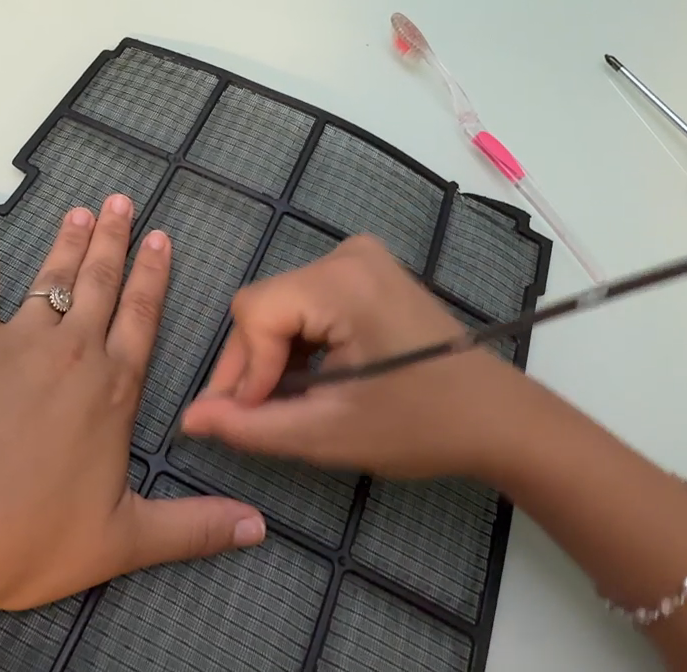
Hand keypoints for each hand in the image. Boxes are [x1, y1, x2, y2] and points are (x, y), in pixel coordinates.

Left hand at [0, 195, 265, 613]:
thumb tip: (260, 528)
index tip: (160, 237)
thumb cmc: (36, 534)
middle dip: (114, 240)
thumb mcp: (126, 539)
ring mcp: (19, 340)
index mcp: (114, 388)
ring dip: (67, 242)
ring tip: (80, 211)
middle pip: (102, 283)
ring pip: (52, 278)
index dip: (153, 275)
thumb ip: (195, 528)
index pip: (142, 317)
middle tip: (121, 200)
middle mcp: (74, 351)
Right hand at [180, 235, 525, 480]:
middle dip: (257, 363)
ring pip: (283, 304)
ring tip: (291, 402)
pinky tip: (314, 378)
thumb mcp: (328, 433)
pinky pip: (308, 300)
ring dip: (276, 355)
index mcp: (342, 281)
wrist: (497, 417)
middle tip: (261, 416)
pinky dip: (301, 341)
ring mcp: (361, 258)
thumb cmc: (421, 426)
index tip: (252, 417)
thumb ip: (252, 425)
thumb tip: (190, 418)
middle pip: (265, 305)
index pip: (254, 312)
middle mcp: (348, 254)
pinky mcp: (368, 271)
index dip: (243, 369)